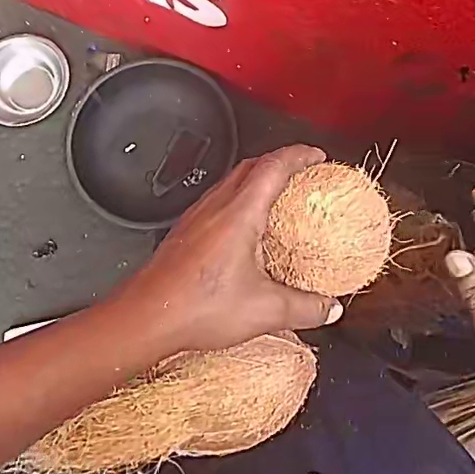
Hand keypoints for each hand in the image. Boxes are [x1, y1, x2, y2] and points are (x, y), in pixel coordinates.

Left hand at [110, 144, 342, 353]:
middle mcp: (215, 209)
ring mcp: (196, 219)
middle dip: (280, 161)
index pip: (273, 167)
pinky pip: (216, 202)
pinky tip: (244, 229)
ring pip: (230, 182)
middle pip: (251, 166)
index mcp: (239, 215)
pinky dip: (238, 201)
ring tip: (276, 197)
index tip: (316, 156)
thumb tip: (329, 309)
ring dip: (256, 179)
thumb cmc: (193, 307)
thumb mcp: (265, 310)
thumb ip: (305, 309)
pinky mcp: (185, 233)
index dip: (299, 156)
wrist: (146, 318)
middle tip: (301, 172)